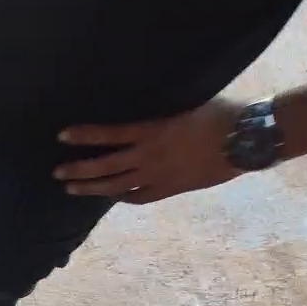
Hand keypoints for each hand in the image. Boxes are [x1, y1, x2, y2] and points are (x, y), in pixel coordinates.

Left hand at [54, 98, 244, 203]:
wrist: (250, 139)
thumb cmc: (223, 114)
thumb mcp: (186, 107)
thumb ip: (157, 118)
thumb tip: (136, 116)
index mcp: (154, 132)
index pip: (110, 134)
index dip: (85, 135)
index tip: (62, 135)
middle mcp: (150, 157)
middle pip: (105, 167)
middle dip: (78, 169)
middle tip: (56, 172)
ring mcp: (158, 176)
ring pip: (115, 186)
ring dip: (90, 188)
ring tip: (70, 188)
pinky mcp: (169, 189)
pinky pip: (138, 198)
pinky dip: (122, 197)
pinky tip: (110, 197)